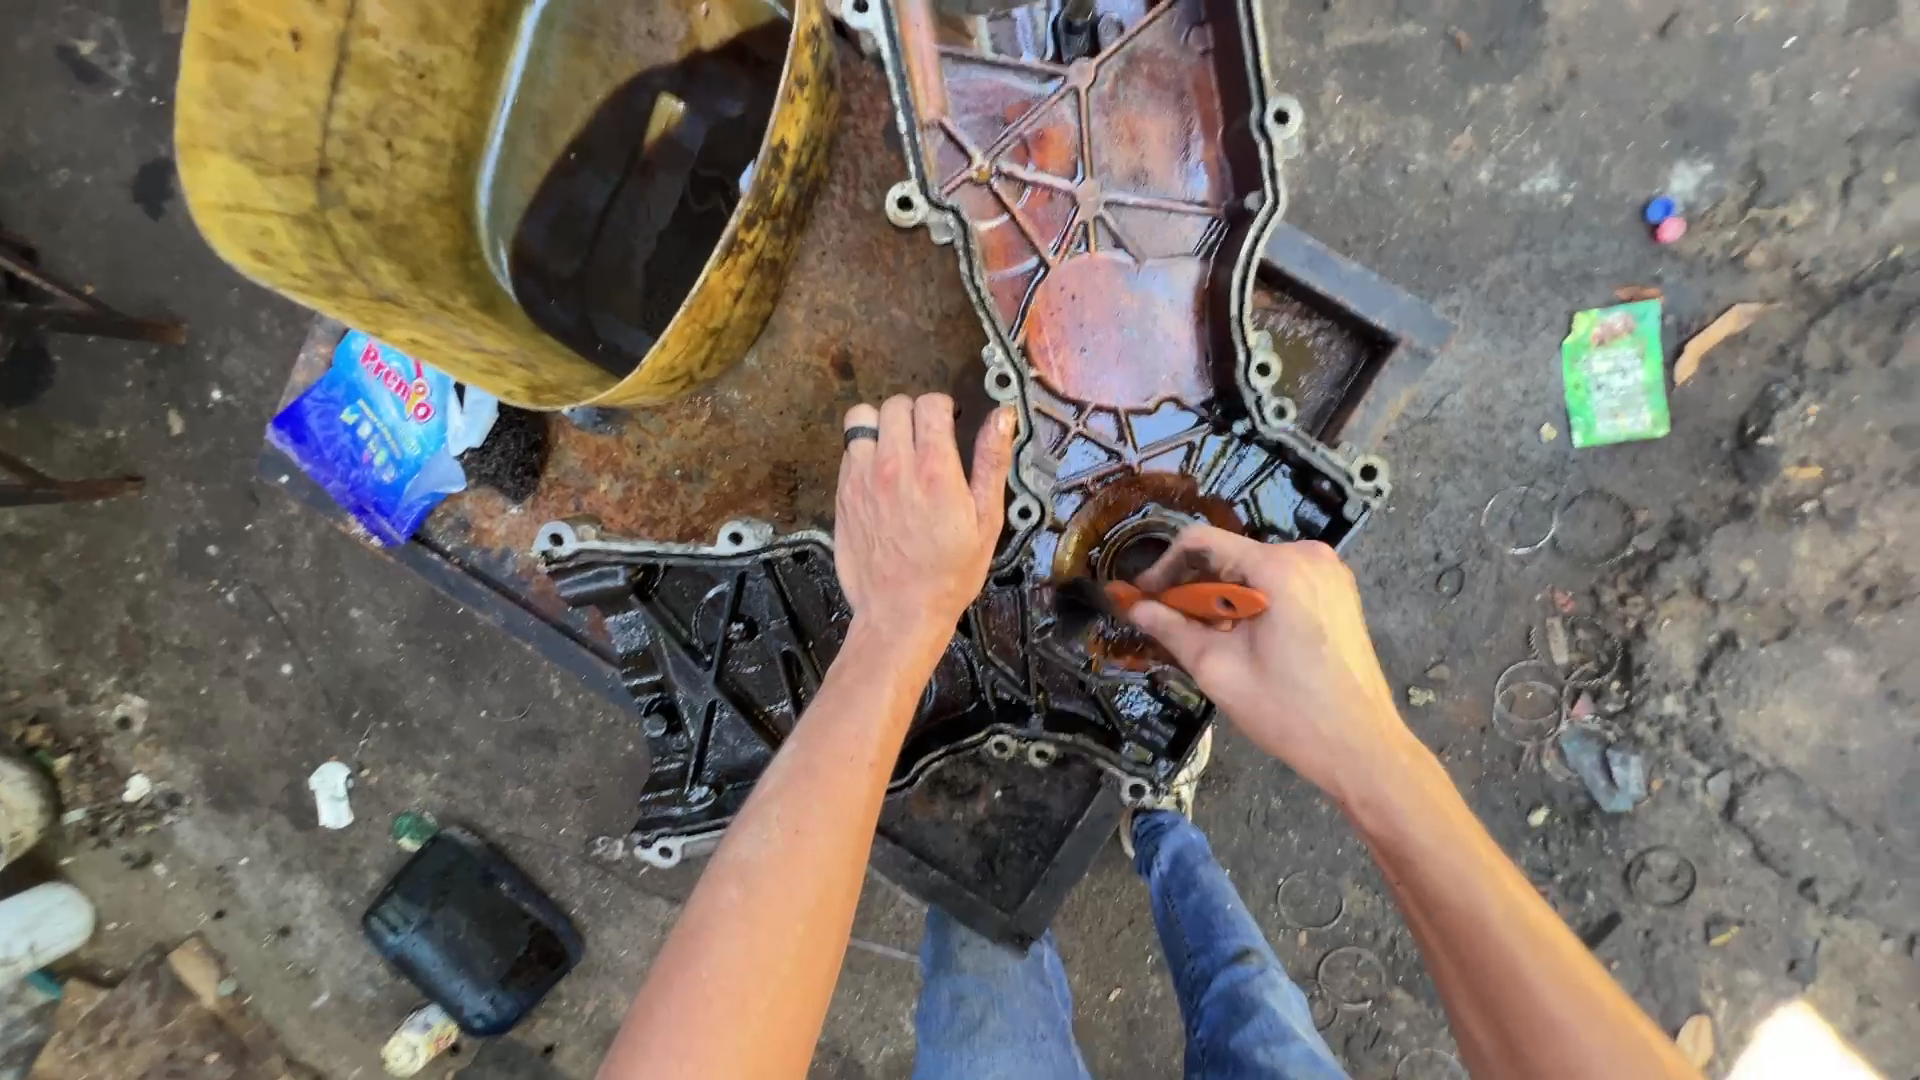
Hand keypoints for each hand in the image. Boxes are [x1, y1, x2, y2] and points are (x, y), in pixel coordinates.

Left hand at [835, 395, 1014, 644]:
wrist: (900, 612)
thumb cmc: (950, 573)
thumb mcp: (987, 520)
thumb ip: (992, 461)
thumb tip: (1003, 416)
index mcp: (935, 468)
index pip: (931, 404)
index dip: (944, 411)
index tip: (950, 428)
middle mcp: (894, 465)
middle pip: (895, 405)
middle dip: (914, 415)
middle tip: (925, 441)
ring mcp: (862, 478)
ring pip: (862, 419)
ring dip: (882, 428)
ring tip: (896, 451)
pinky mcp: (843, 494)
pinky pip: (848, 450)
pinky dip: (863, 452)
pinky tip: (879, 476)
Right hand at [1127, 526, 1417, 806]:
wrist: (1361, 747)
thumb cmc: (1288, 711)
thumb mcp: (1217, 668)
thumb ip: (1170, 629)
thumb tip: (1131, 606)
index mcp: (1278, 567)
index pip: (1200, 541)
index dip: (1162, 566)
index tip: (1143, 597)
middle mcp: (1307, 555)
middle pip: (1226, 553)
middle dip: (1190, 585)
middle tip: (1167, 622)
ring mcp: (1327, 571)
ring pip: (1249, 567)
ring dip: (1217, 595)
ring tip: (1201, 635)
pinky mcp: (1335, 589)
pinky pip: (1276, 579)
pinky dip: (1248, 599)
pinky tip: (1238, 635)